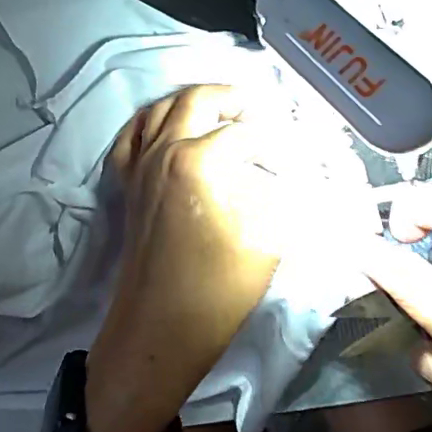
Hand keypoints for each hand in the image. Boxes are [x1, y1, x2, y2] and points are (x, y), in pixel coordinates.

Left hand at [86, 85, 370, 431]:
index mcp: (199, 160)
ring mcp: (141, 166)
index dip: (281, 140)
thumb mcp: (268, 241)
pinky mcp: (128, 185)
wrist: (159, 331)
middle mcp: (164, 151)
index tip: (303, 154)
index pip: (249, 132)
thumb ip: (285, 198)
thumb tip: (298, 176)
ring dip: (196, 103)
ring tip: (225, 115)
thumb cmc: (216, 290)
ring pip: (162, 108)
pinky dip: (153, 122)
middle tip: (263, 114)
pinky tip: (171, 128)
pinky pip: (132, 136)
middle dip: (235, 99)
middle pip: (199, 99)